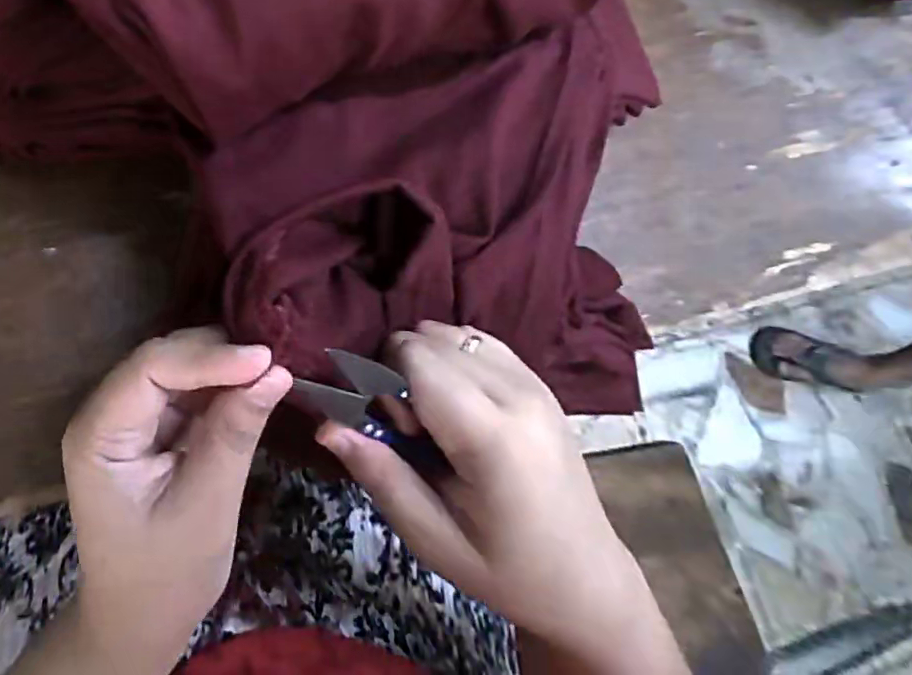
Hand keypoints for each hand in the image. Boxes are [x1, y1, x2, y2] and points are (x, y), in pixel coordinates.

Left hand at [58, 327, 290, 672]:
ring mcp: (128, 414)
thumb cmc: (166, 575)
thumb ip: (235, 434)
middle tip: (274, 362)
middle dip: (218, 355)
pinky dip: (222, 384)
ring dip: (224, 365)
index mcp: (98, 433)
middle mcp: (106, 411)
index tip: (264, 359)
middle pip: (163, 359)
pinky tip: (252, 385)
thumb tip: (276, 372)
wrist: (139, 617)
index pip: (150, 369)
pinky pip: (188, 387)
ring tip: (270, 370)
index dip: (208, 357)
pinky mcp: (151, 422)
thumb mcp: (206, 508)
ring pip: (178, 365)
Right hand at [317, 322, 685, 674]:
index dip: (385, 380)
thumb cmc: (504, 568)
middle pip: (427, 337)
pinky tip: (459, 402)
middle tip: (414, 430)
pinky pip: (477, 339)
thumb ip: (379, 474)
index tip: (394, 429)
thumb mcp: (432, 538)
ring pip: (449, 331)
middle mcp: (516, 392)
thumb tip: (325, 425)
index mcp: (491, 434)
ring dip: (426, 361)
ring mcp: (533, 380)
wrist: (587, 579)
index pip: (415, 356)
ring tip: (438, 416)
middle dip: (401, 370)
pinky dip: (452, 357)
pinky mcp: (539, 379)